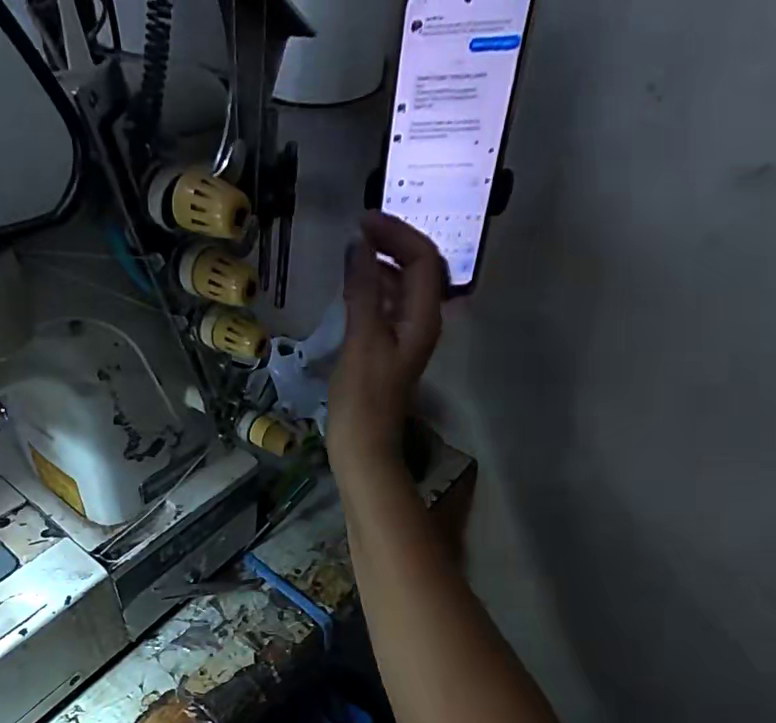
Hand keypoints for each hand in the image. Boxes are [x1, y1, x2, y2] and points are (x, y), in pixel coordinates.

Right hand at [328, 211, 447, 464]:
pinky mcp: (390, 348)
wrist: (363, 447)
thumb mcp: (362, 339)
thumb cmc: (363, 398)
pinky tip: (351, 285)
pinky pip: (388, 306)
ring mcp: (406, 336)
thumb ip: (363, 289)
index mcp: (423, 318)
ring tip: (353, 252)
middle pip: (419, 268)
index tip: (362, 222)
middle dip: (393, 243)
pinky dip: (373, 288)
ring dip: (382, 263)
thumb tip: (359, 245)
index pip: (423, 258)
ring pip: (403, 286)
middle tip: (358, 230)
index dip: (397, 233)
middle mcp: (422, 322)